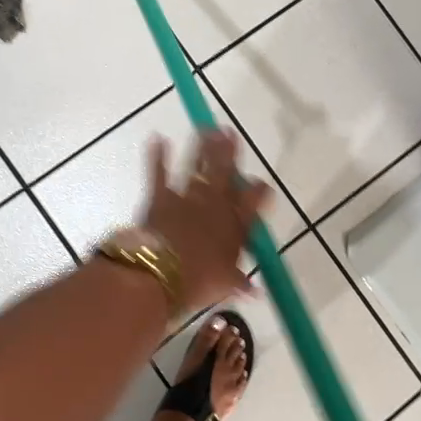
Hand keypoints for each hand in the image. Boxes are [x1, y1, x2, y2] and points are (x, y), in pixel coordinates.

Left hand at [141, 132, 272, 312]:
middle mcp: (215, 205)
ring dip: (202, 146)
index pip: (255, 201)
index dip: (260, 192)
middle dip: (229, 152)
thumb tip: (255, 293)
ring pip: (197, 166)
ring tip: (206, 127)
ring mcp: (187, 197)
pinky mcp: (160, 197)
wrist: (160, 273)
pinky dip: (157, 155)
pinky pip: (159, 172)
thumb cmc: (198, 282)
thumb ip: (238, 283)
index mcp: (236, 224)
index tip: (262, 187)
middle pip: (226, 173)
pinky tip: (157, 138)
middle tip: (230, 132)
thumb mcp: (223, 285)